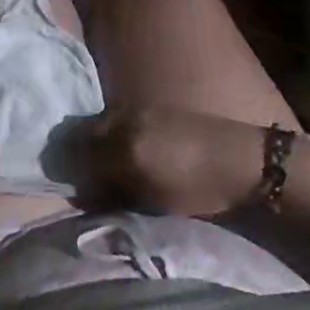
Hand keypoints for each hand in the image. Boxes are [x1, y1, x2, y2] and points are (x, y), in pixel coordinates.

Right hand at [69, 106, 266, 215]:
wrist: (242, 159)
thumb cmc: (200, 189)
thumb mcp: (155, 201)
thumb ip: (115, 193)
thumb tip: (86, 192)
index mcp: (124, 149)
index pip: (76, 159)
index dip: (66, 175)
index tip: (68, 189)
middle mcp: (124, 123)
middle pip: (79, 134)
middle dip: (71, 153)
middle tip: (77, 175)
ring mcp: (138, 111)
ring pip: (97, 123)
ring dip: (89, 141)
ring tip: (97, 163)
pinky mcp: (152, 108)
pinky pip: (115, 117)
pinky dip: (107, 132)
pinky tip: (119, 148)